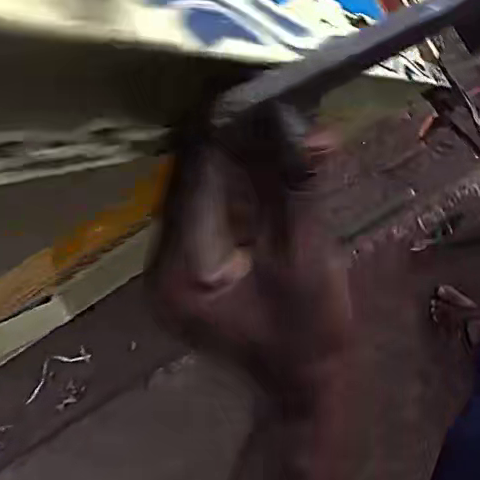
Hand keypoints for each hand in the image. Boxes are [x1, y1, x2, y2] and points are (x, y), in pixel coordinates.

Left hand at [147, 106, 351, 411]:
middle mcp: (164, 264)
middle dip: (234, 141)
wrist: (305, 386)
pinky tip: (269, 157)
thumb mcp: (308, 259)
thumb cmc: (309, 334)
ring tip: (275, 119)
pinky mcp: (197, 264)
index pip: (197, 181)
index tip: (256, 93)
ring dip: (238, 157)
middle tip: (272, 100)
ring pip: (202, 190)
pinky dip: (242, 181)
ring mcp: (177, 266)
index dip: (225, 134)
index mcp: (182, 270)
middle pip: (193, 181)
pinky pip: (214, 207)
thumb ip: (300, 191)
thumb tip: (315, 132)